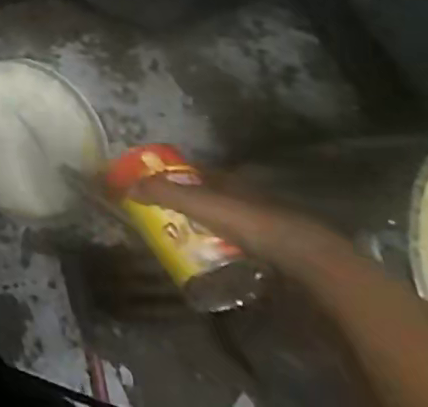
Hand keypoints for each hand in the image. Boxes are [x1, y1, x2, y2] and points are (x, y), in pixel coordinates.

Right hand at [126, 175, 342, 268]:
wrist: (306, 255)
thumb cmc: (249, 222)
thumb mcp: (199, 204)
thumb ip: (163, 193)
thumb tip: (122, 185)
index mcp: (226, 178)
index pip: (193, 171)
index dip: (173, 175)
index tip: (152, 186)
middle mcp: (244, 191)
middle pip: (212, 193)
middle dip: (191, 200)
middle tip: (168, 216)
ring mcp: (264, 218)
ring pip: (230, 216)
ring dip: (211, 224)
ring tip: (190, 239)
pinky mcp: (277, 245)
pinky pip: (245, 240)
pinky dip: (229, 244)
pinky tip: (221, 256)